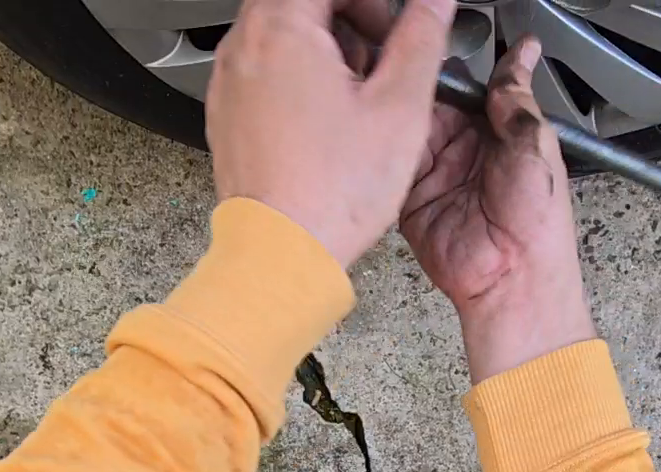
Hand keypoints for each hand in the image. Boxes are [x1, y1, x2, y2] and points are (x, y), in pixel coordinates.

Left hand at [207, 0, 455, 267]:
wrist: (283, 257)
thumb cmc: (330, 196)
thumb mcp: (400, 109)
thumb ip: (421, 38)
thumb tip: (433, 2)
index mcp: (282, 26)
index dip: (373, 4)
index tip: (393, 31)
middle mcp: (243, 47)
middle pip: (302, 3)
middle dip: (348, 22)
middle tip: (378, 67)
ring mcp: (228, 85)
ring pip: (280, 38)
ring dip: (323, 54)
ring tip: (352, 105)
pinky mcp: (226, 121)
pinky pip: (263, 79)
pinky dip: (296, 86)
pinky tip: (323, 129)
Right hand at [399, 37, 594, 383]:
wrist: (512, 278)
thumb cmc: (536, 222)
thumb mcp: (534, 143)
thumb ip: (516, 98)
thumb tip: (520, 54)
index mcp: (496, 134)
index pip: (464, 89)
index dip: (447, 71)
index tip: (430, 51)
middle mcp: (463, 153)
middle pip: (428, 107)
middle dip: (415, 90)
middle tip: (400, 71)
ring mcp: (434, 178)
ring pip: (405, 133)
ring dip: (396, 118)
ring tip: (385, 97)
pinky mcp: (411, 204)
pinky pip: (390, 172)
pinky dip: (382, 154)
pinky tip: (378, 135)